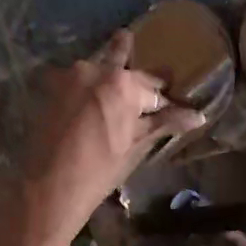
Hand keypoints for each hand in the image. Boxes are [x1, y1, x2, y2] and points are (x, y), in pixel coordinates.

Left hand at [2, 31, 205, 245]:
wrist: (49, 187)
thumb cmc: (100, 171)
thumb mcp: (136, 147)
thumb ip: (164, 124)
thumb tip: (198, 116)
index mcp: (123, 84)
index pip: (153, 85)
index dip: (161, 97)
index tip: (166, 103)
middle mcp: (95, 69)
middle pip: (120, 59)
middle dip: (130, 60)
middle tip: (137, 64)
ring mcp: (68, 76)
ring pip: (94, 68)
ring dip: (103, 75)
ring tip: (107, 92)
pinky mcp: (47, 88)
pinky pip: (71, 79)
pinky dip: (80, 87)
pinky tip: (82, 105)